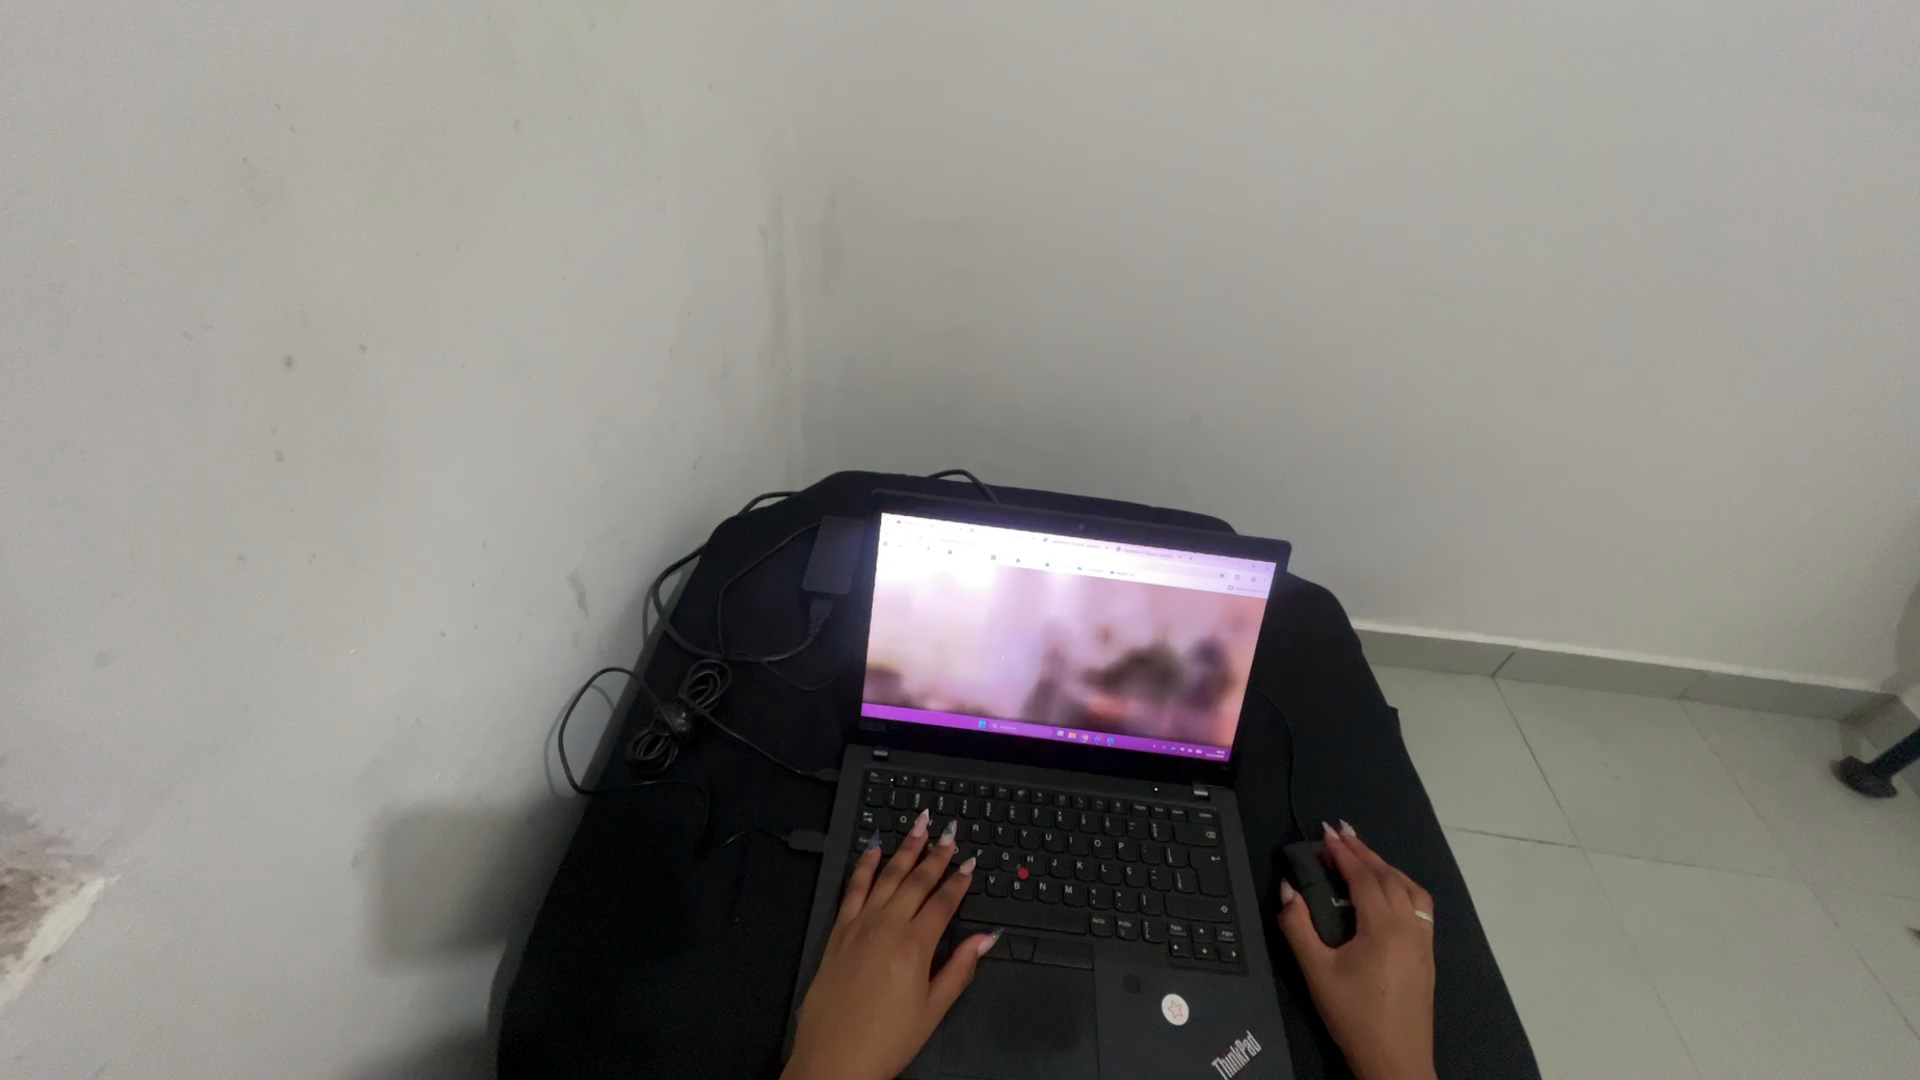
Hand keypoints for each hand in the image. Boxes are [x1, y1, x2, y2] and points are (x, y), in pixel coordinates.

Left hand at [782, 811, 998, 1079]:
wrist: (832, 1062)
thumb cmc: (886, 1041)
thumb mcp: (932, 1010)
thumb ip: (960, 968)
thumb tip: (987, 938)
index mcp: (915, 945)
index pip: (944, 901)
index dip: (959, 880)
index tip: (970, 862)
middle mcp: (888, 925)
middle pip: (918, 879)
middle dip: (937, 853)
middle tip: (949, 830)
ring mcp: (861, 923)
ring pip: (888, 874)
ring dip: (906, 847)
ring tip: (919, 825)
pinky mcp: (839, 930)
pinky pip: (854, 887)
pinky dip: (865, 864)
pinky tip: (874, 848)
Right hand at [1277, 822, 1436, 1079]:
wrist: (1397, 1064)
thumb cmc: (1353, 1016)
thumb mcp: (1315, 971)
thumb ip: (1297, 925)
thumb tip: (1288, 888)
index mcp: (1383, 930)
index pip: (1364, 878)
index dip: (1343, 853)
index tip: (1325, 833)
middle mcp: (1409, 929)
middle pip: (1389, 877)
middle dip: (1363, 851)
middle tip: (1338, 833)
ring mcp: (1424, 943)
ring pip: (1410, 889)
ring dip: (1385, 866)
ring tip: (1361, 855)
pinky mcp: (1428, 956)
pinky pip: (1420, 907)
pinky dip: (1401, 886)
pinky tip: (1386, 889)